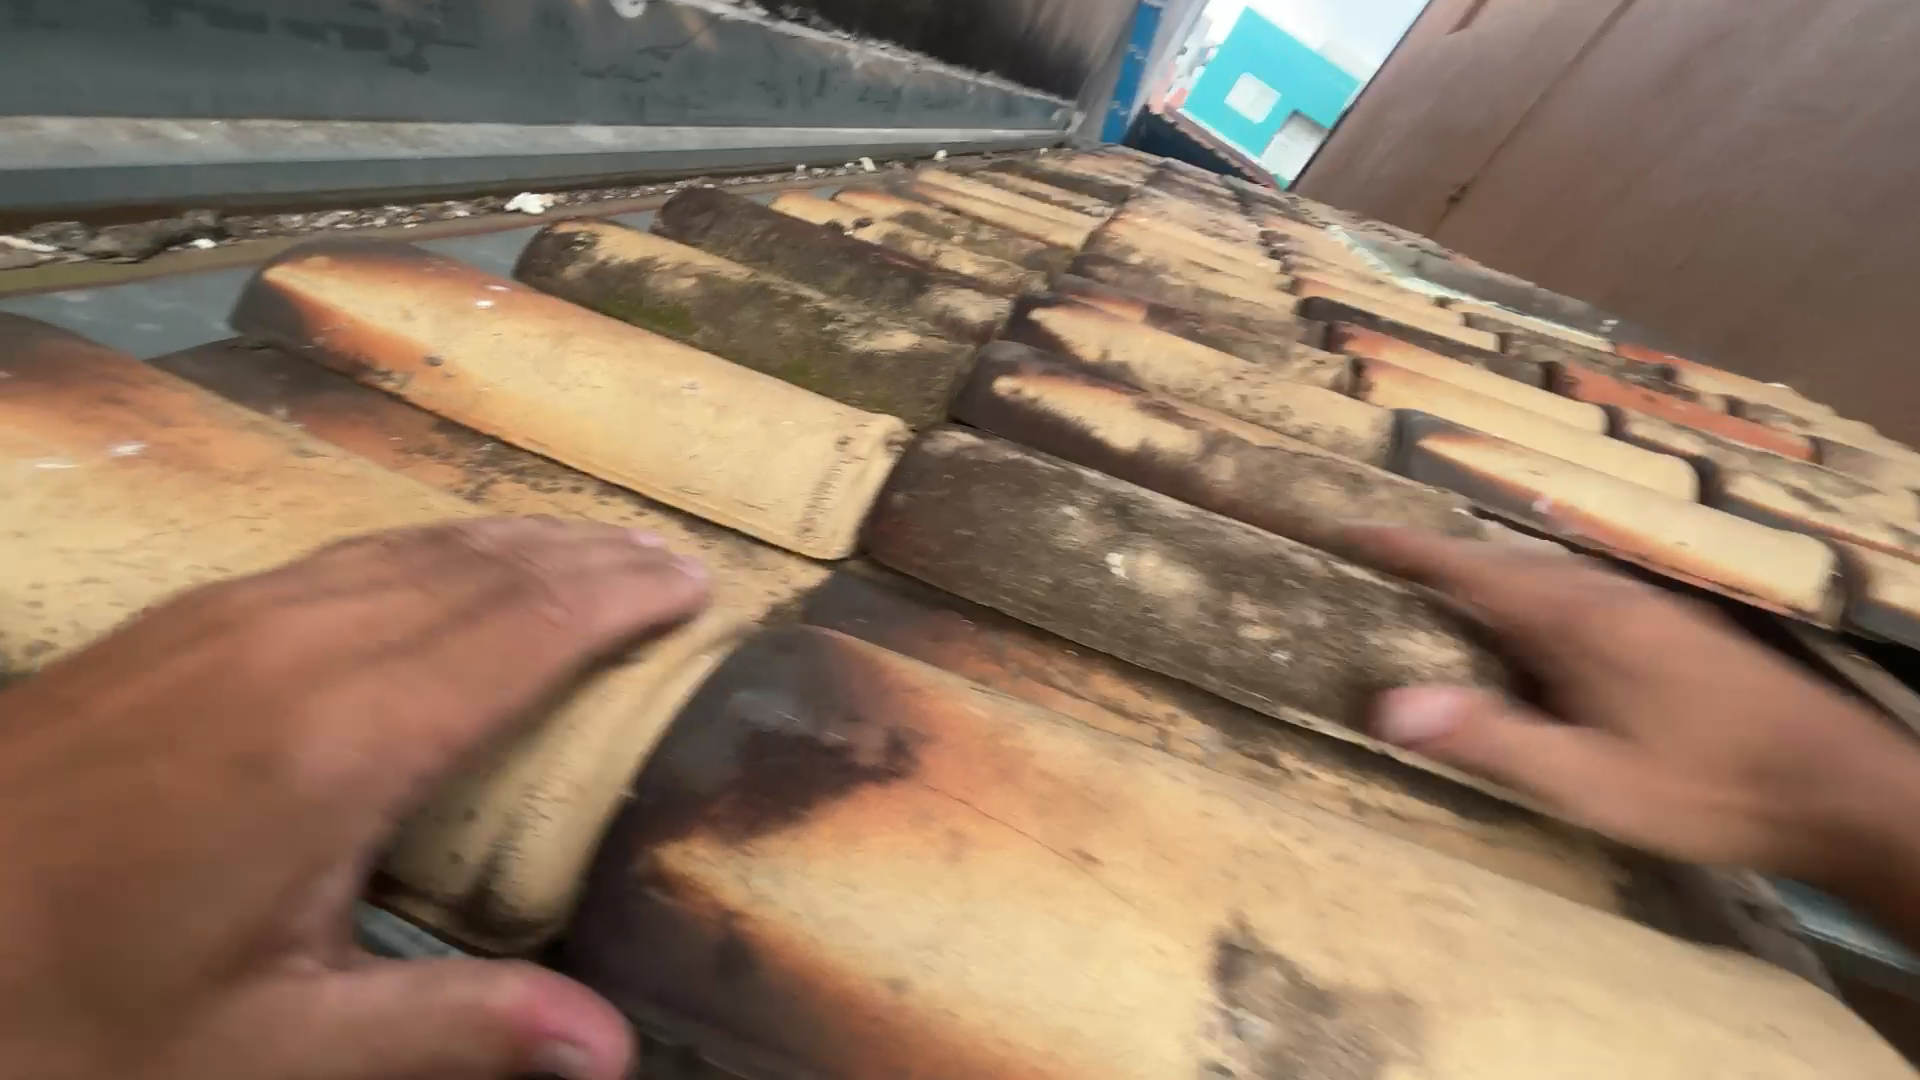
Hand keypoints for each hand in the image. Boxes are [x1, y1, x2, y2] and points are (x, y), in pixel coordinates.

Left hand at [0, 518, 708, 1079]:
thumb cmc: (69, 1009)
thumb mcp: (264, 1057)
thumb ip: (453, 1036)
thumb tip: (616, 1049)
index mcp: (348, 740)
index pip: (532, 628)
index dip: (626, 599)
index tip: (696, 587)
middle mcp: (313, 646)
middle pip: (500, 571)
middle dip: (604, 558)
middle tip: (679, 563)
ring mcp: (250, 611)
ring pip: (440, 544)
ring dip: (544, 539)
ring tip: (614, 542)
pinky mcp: (206, 608)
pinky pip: (374, 547)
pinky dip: (464, 539)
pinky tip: (487, 547)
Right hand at [1347, 526, 1919, 888]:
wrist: (1856, 795)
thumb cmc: (1711, 787)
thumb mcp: (1588, 780)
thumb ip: (1488, 737)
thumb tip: (1386, 707)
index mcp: (1570, 617)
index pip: (1463, 564)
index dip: (1398, 545)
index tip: (1345, 530)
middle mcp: (1598, 592)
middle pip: (1492, 557)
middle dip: (1425, 554)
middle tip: (1369, 564)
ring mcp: (1634, 602)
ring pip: (1530, 568)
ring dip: (1469, 569)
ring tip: (1423, 586)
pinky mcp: (1658, 621)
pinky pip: (1561, 584)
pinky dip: (1511, 587)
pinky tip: (1512, 621)